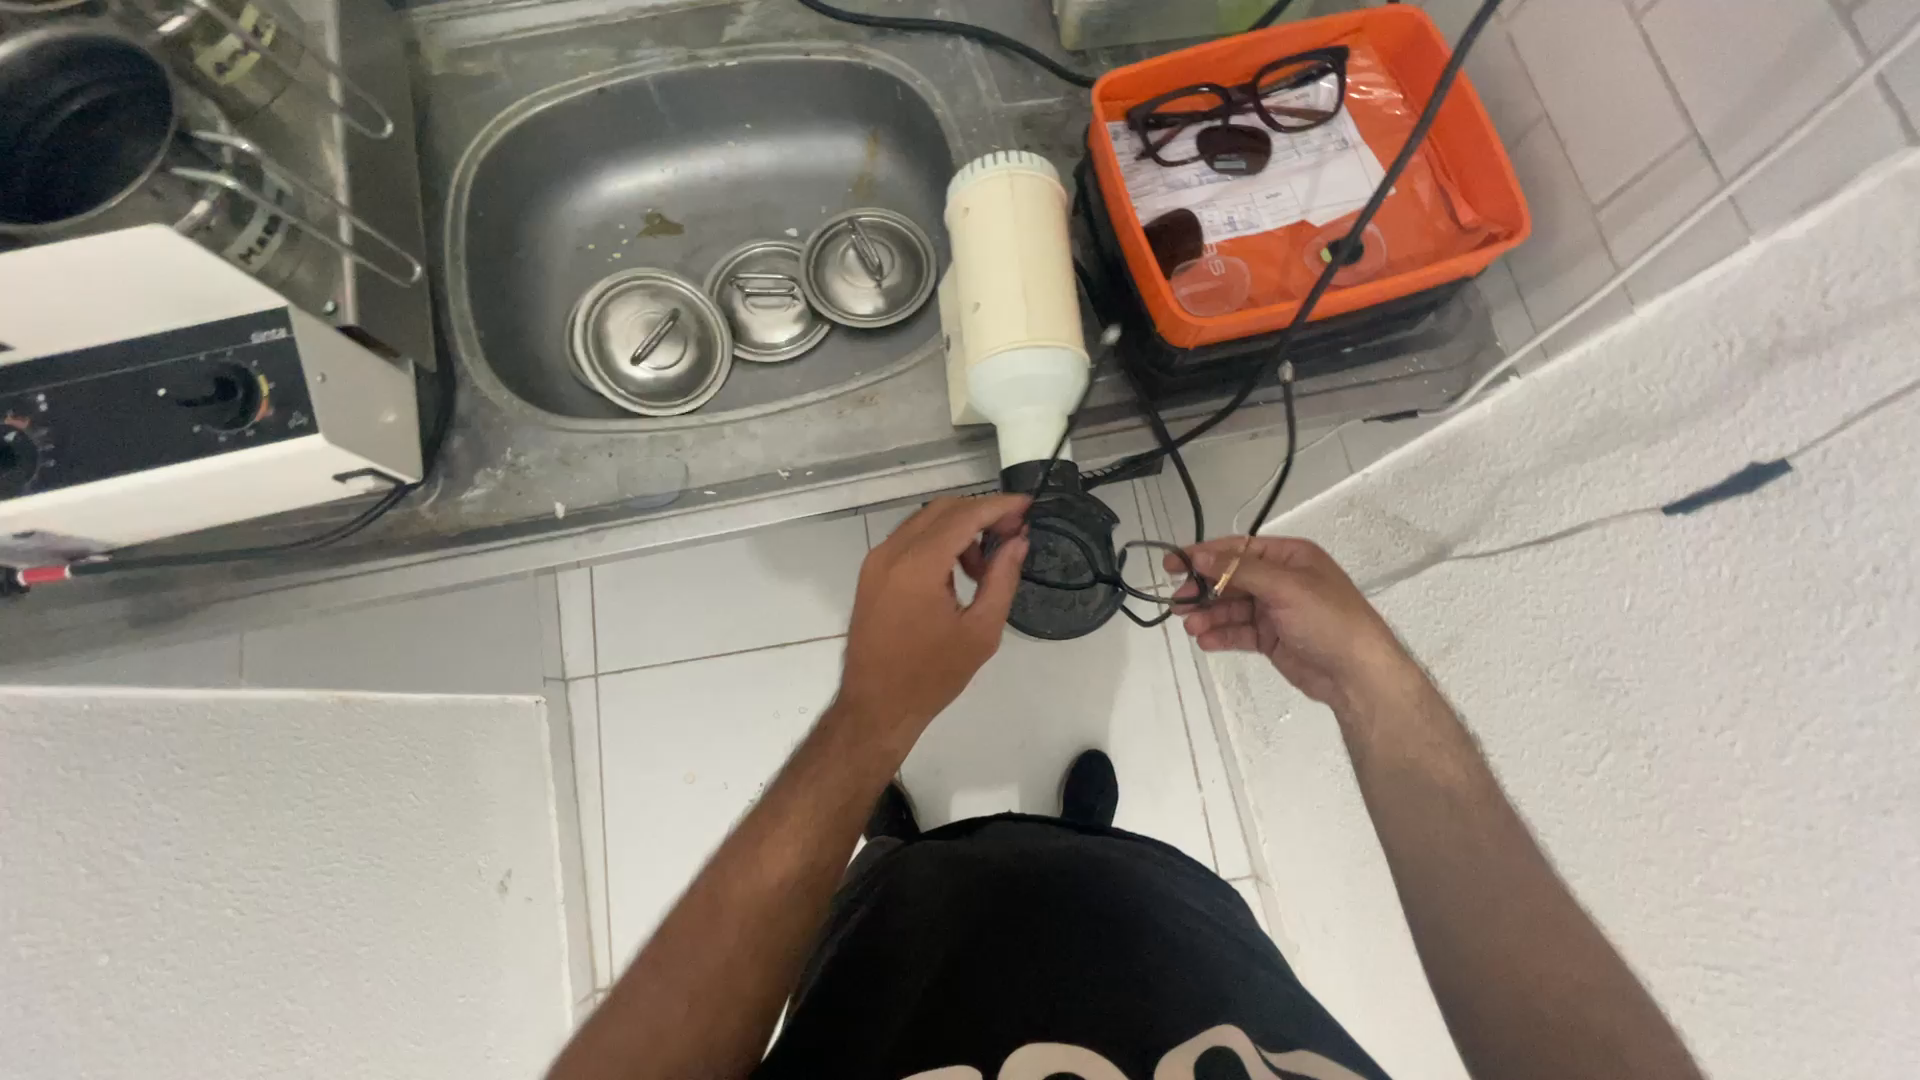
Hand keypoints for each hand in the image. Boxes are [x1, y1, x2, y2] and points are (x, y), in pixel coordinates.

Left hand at [835, 495, 1030, 739]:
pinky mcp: (871, 573)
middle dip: (981, 514)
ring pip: (924, 521)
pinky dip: (937, 543)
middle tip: (1013, 535)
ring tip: (984, 569)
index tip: (1027, 506)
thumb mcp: (981, 631)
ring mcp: (876, 561)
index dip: (998, 506)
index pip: (964, 516)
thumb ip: (1002, 578)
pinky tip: (957, 574)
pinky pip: (909, 540)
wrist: (876, 706)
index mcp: (917, 566)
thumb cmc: (932, 676)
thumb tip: (1018, 541)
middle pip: (942, 510)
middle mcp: (891, 553)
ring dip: (959, 529)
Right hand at [1170, 536, 1416, 712]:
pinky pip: (1238, 631)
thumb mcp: (1285, 586)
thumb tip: (1200, 556)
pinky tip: (1205, 640)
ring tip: (1191, 627)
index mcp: (1289, 557)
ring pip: (1231, 607)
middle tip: (1179, 602)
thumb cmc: (1328, 620)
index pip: (1238, 550)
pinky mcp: (1271, 638)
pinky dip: (1220, 634)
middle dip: (1203, 590)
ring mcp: (1275, 610)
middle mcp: (1280, 580)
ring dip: (1209, 615)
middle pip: (1230, 579)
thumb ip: (1239, 570)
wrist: (1357, 674)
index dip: (1204, 555)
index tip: (1174, 564)